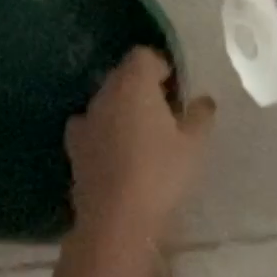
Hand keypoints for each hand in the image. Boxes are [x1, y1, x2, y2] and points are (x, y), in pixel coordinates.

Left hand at [65, 48, 214, 239]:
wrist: (116, 222)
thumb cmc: (161, 174)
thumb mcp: (194, 144)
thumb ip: (200, 115)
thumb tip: (203, 100)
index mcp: (134, 82)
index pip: (145, 55)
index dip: (162, 67)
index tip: (177, 91)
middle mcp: (105, 93)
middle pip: (124, 75)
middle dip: (143, 87)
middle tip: (166, 113)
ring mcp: (85, 120)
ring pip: (107, 101)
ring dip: (122, 110)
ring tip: (143, 137)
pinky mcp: (74, 148)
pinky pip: (91, 128)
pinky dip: (103, 133)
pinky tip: (117, 155)